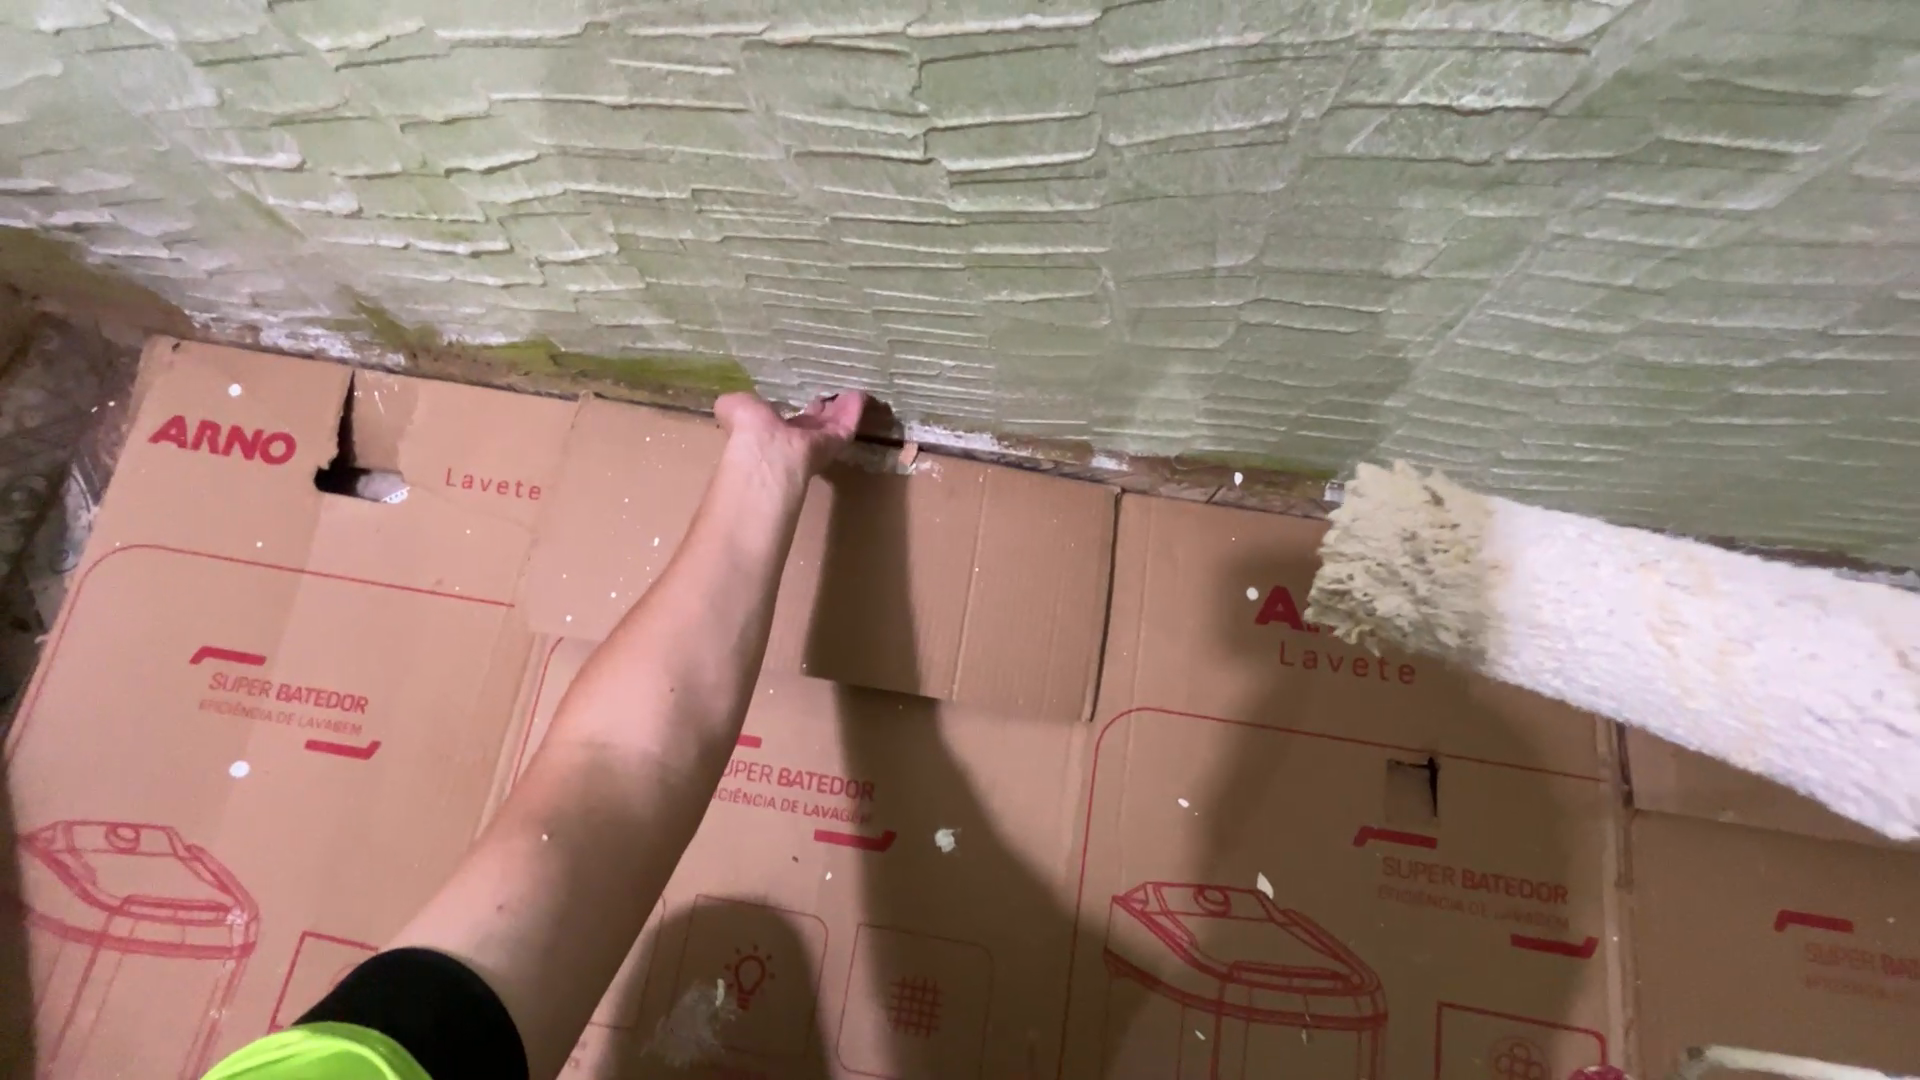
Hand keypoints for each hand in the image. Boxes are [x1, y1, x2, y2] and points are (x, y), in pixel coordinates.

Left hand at [715, 391, 868, 480]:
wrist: (769, 454)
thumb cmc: (747, 428)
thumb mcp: (732, 406)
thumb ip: (736, 403)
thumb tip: (733, 402)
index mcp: (771, 433)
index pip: (787, 422)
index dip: (796, 411)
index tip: (805, 399)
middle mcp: (795, 440)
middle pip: (814, 424)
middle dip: (823, 411)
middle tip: (832, 397)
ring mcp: (817, 443)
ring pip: (833, 424)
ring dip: (842, 408)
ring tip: (853, 393)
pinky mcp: (836, 442)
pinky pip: (847, 424)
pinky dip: (855, 409)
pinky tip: (862, 394)